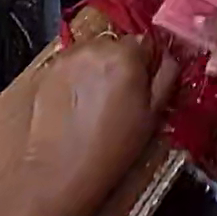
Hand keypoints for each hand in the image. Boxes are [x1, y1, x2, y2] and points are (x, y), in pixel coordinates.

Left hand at [17, 32, 178, 205]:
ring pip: (94, 53)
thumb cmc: (112, 148)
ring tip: (96, 100)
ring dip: (99, 67)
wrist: (57, 174)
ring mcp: (69, 57)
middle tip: (120, 95)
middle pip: (118, 44)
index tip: (143, 84)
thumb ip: (166, 76)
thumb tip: (168, 56)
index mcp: (126, 55)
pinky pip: (72, 63)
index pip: (146, 41)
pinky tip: (77, 102)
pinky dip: (78, 75)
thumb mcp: (152, 114)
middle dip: (122, 63)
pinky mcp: (48, 69)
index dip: (147, 63)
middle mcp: (96, 47)